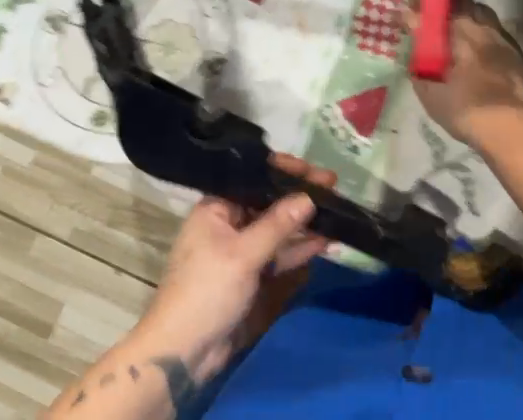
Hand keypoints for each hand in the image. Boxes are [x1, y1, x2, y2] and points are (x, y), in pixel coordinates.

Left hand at [130, 155, 336, 379]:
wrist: (184, 352)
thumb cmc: (206, 291)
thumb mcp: (243, 254)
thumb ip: (278, 225)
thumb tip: (309, 197)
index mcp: (215, 209)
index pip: (253, 179)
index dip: (283, 171)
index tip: (313, 169)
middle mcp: (228, 224)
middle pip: (269, 203)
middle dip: (299, 196)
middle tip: (333, 186)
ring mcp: (241, 251)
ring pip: (278, 230)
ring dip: (305, 223)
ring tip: (338, 211)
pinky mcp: (252, 275)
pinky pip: (279, 254)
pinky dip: (300, 248)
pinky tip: (326, 241)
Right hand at [405, 0, 522, 144]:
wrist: (512, 127)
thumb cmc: (467, 111)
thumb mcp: (432, 97)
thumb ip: (421, 76)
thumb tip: (415, 65)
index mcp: (455, 36)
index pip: (427, 14)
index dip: (413, 12)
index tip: (405, 13)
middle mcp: (477, 28)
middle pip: (459, 0)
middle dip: (443, 0)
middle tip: (431, 8)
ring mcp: (499, 36)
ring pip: (480, 10)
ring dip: (467, 10)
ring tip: (459, 21)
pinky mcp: (515, 49)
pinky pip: (495, 28)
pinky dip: (483, 29)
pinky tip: (480, 43)